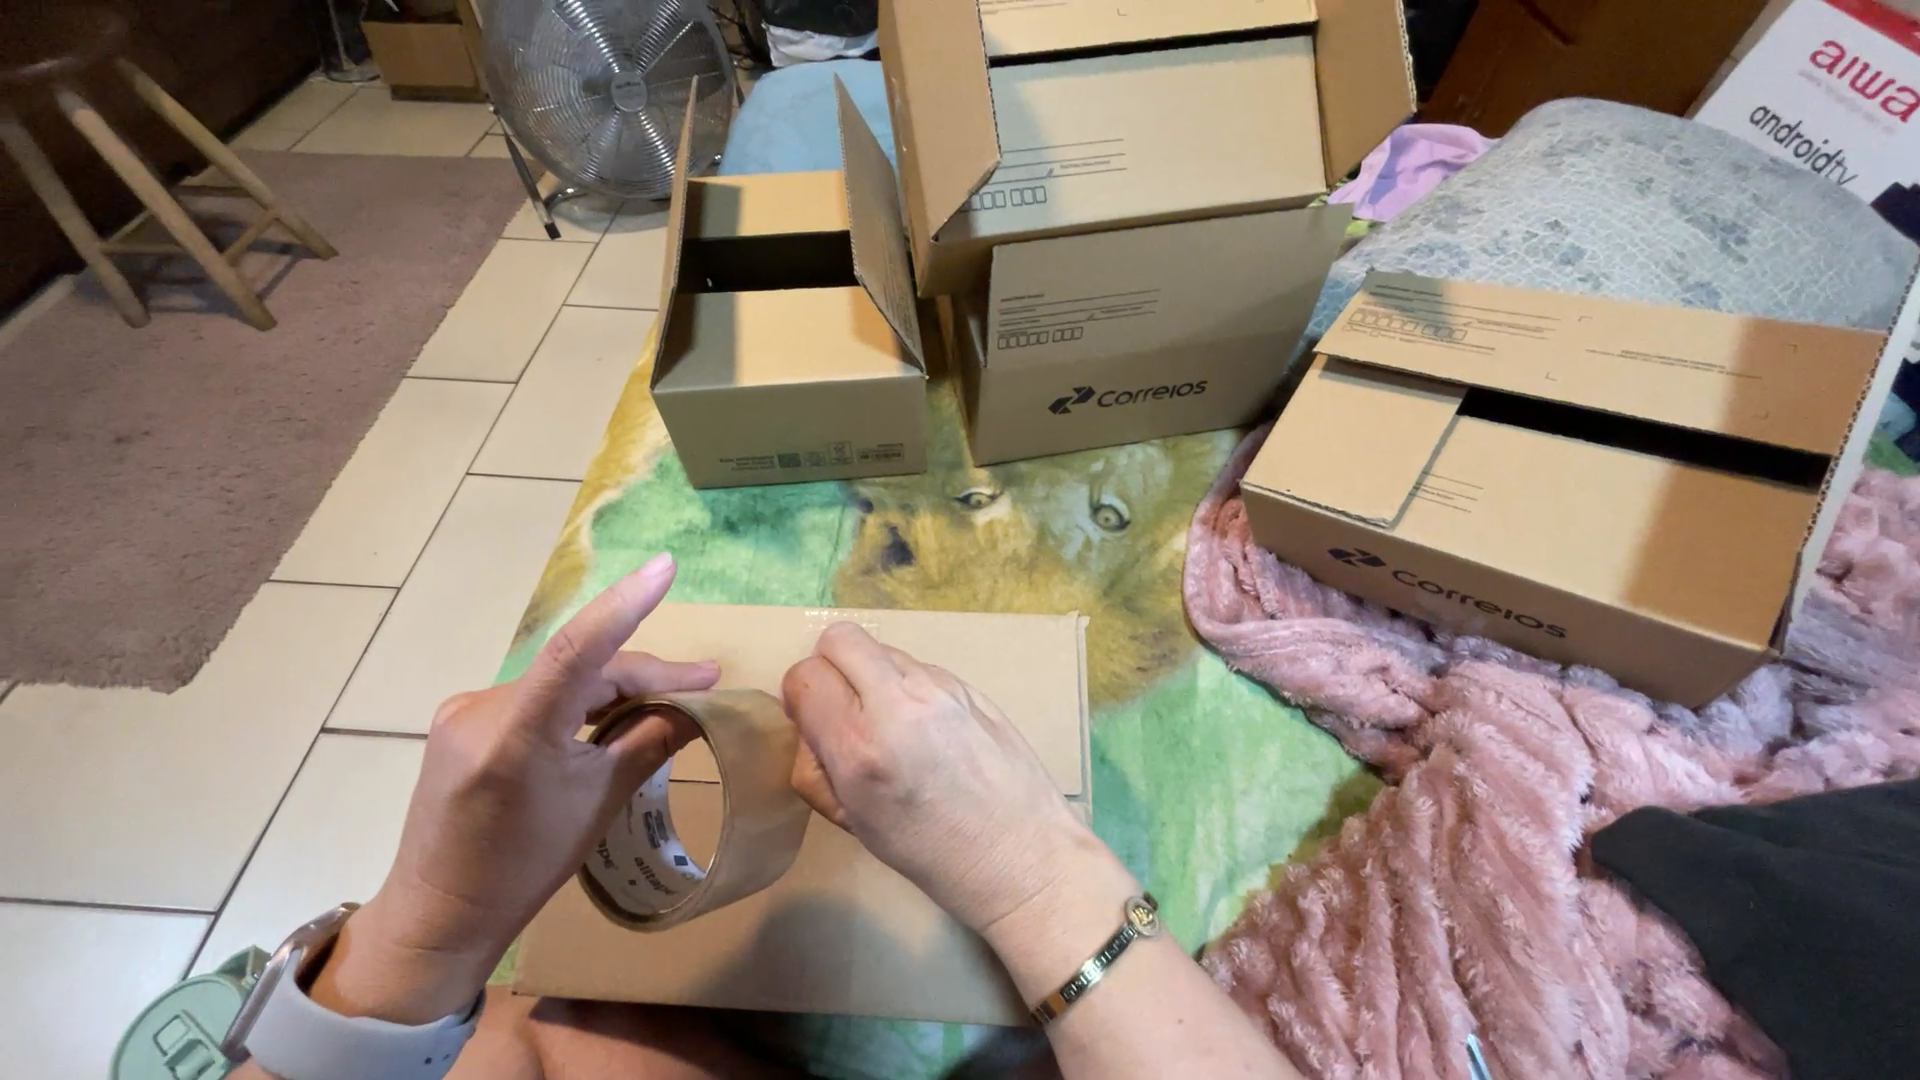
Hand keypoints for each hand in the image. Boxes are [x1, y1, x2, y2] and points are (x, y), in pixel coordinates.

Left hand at [310, 553, 718, 1023]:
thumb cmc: (525, 867)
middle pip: (584, 670)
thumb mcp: (600, 802)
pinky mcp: (464, 720)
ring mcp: (467, 710)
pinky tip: (612, 717)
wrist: (438, 914)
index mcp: (515, 735)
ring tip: (671, 701)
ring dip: (617, 688)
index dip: (624, 606)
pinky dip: (583, 701)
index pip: (576, 652)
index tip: (665, 568)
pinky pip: (541, 696)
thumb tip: (698, 706)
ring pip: (565, 682)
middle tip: (705, 684)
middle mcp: (483, 707)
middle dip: (648, 677)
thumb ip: (650, 741)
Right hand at [780, 622, 1117, 936]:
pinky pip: (918, 667)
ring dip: (871, 675)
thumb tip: (812, 725)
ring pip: (882, 649)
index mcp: (861, 747)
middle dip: (829, 667)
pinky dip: (907, 686)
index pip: (805, 676)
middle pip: (840, 639)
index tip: (811, 720)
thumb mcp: (854, 821)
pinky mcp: (968, 684)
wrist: (1020, 852)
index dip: (800, 696)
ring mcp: (939, 687)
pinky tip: (926, 728)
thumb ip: (818, 766)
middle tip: (842, 707)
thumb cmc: (930, 853)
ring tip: (890, 722)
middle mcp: (899, 703)